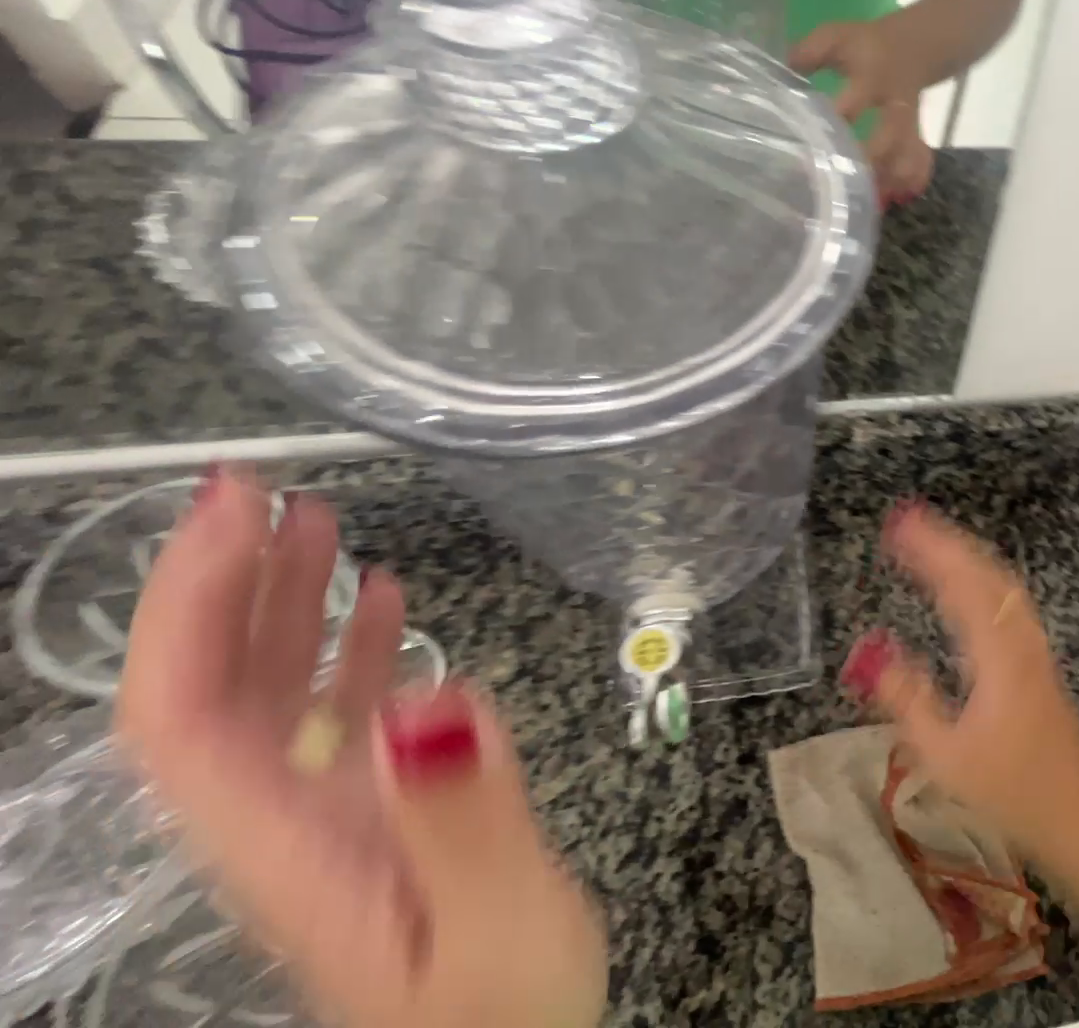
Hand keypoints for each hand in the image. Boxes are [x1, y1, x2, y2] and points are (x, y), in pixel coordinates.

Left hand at [115, 467, 605, 1027]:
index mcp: (287, 851)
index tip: (232, 511)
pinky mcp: (384, 816)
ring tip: (320, 522)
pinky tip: (386, 603)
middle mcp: (288, 826)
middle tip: (266, 490)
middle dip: (225, 582)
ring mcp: (335, 819)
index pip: (187, 715)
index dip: (188, 605)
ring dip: (284, 604)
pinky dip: (355, 648)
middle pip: (215, 692)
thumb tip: (429, 703)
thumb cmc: (502, 1016)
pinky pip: (346, 716)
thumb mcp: (496, 927)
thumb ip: (461, 822)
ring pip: (276, 697)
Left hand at [790, 16, 936, 205]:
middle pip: (890, 135)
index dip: (838, 120)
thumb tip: (783, 74)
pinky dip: (908, 182)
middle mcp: (894, 103)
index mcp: (872, 75)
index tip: (815, 141)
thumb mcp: (837, 36)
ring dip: (890, 178)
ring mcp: (909, 124)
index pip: (855, 100)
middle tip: (846, 182)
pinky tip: (892, 198)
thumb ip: (810, 52)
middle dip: (870, 159)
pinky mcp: (916, 138)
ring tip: (869, 199)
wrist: (914, 48)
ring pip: (906, 154)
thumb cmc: (865, 46)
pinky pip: (918, 163)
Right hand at [842, 502, 1078, 858]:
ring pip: (1004, 586)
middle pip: (987, 574)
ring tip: (932, 542)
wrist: (1078, 820)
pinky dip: (984, 580)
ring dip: (968, 557)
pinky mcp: (1041, 664)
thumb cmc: (1009, 793)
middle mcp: (1023, 642)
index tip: (896, 525)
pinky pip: (1011, 603)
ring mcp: (1037, 651)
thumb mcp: (944, 754)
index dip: (929, 550)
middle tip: (906, 522)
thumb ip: (907, 698)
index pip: (961, 585)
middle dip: (947, 542)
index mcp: (999, 656)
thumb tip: (868, 650)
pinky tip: (970, 588)